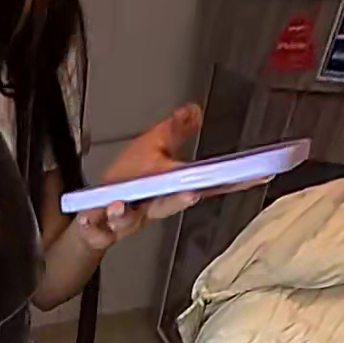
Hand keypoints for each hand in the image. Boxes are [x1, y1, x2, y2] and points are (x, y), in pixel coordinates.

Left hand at [69, 103, 259, 250]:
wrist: (91, 215)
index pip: (204, 184)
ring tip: (117, 205)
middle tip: (191, 193)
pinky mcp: (100, 232)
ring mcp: (125, 222)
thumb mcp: (150, 148)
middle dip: (179, 200)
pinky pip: (95, 232)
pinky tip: (86, 219)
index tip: (258, 175)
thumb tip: (194, 110)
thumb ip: (173, 131)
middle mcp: (149, 208)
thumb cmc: (124, 183)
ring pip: (127, 222)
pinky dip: (91, 226)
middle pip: (167, 206)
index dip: (231, 182)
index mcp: (167, 189)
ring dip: (123, 215)